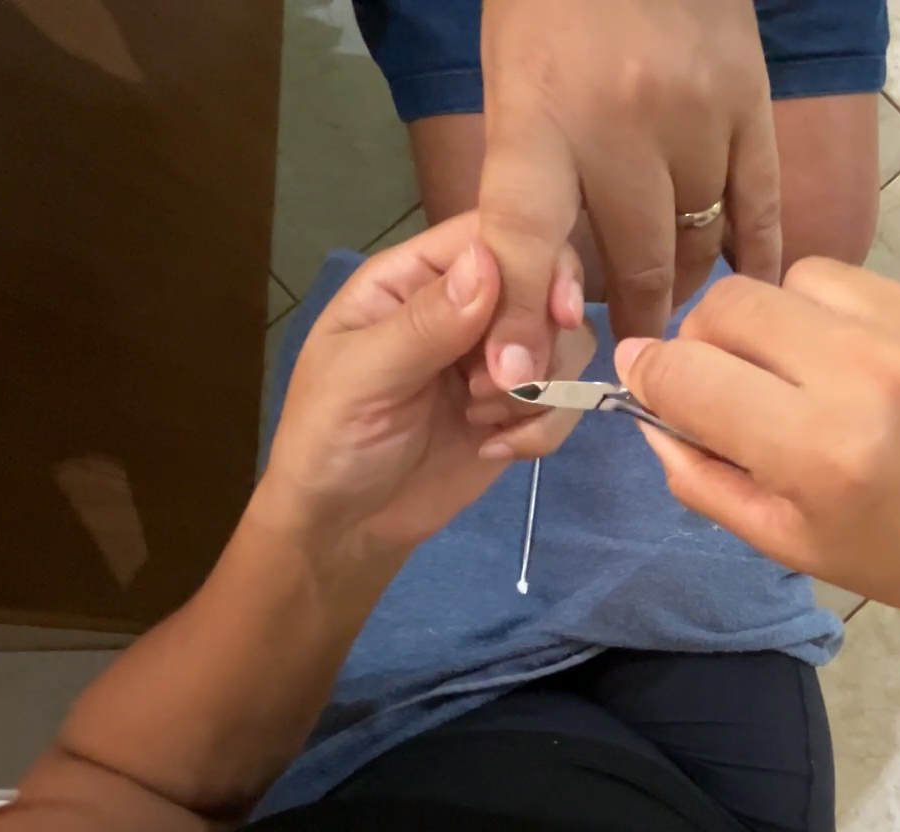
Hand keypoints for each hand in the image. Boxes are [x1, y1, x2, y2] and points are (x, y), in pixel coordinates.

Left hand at [256, 213, 585, 560]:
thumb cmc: (332, 439)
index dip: (535, 262)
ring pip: (567, 350)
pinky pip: (565, 406)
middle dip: (534, 345)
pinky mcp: (520, 413)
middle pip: (546, 292)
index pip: (493, 238)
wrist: (350, 525)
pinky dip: (541, 431)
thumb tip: (488, 262)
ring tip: (480, 418)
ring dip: (535, 392)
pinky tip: (495, 450)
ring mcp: (499, 364)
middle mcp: (469, 312)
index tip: (554, 312)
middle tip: (493, 386)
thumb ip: (426, 323)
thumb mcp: (363, 376)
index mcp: (418, 280)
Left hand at [477, 0, 779, 387]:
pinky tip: (745, 296)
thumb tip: (550, 305)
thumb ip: (530, 196)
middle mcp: (621, 120)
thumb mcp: (511, 93)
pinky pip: (761, 216)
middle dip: (631, 320)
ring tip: (673, 297)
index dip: (521, 315)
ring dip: (683, 287)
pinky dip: (753, 266)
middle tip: (633, 347)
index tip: (519, 381)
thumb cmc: (554, 11)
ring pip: (698, 249)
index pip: (524, 234)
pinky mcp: (754, 110)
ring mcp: (698, 116)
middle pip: (634, 265)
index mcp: (538, 112)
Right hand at [613, 261, 899, 639]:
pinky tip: (875, 369)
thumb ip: (698, 476)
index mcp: (820, 450)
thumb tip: (646, 403)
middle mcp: (871, 373)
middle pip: (732, 300)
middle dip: (707, 337)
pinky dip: (846, 320)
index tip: (646, 377)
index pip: (688, 374)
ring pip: (796, 277)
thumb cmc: (891, 557)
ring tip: (812, 375)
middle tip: (729, 378)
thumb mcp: (782, 540)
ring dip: (780, 323)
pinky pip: (863, 283)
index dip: (648, 372)